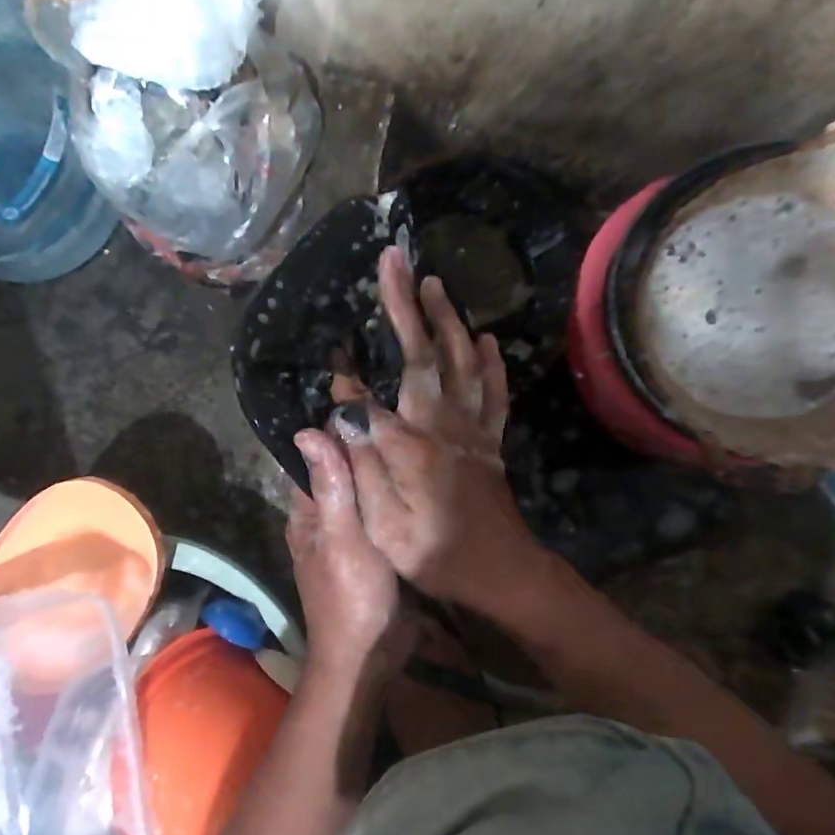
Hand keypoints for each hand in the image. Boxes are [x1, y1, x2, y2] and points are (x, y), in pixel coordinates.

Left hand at [287, 429, 407, 683]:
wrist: (370, 656)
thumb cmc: (351, 596)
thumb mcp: (342, 537)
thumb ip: (330, 487)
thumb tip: (306, 431)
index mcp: (308, 510)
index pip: (316, 455)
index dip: (335, 428)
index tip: (366, 395)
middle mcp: (325, 517)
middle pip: (342, 470)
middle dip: (363, 445)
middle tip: (401, 409)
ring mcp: (351, 533)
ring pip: (364, 490)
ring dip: (380, 468)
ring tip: (414, 432)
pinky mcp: (374, 548)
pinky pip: (381, 511)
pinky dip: (393, 494)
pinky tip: (418, 477)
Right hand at [336, 246, 549, 613]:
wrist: (502, 573)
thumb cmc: (435, 552)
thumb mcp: (384, 520)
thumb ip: (363, 459)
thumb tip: (342, 408)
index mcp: (413, 442)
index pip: (375, 390)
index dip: (352, 368)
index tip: (332, 351)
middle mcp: (446, 423)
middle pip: (427, 352)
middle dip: (409, 303)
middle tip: (396, 261)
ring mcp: (473, 428)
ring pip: (465, 359)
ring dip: (449, 318)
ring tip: (436, 284)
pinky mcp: (490, 441)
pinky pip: (494, 390)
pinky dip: (491, 361)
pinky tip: (488, 340)